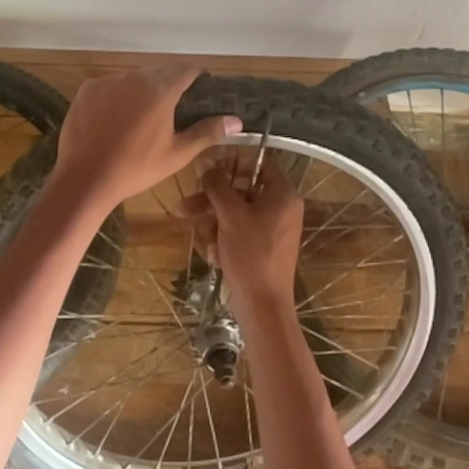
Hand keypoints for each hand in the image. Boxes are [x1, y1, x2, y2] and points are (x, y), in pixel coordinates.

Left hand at [48, 66, 240, 208]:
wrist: (85, 178)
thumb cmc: (137, 168)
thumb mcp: (177, 154)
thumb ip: (208, 132)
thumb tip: (237, 121)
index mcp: (161, 89)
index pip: (186, 69)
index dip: (196, 76)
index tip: (200, 89)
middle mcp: (135, 77)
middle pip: (159, 72)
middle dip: (169, 85)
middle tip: (172, 110)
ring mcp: (108, 81)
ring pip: (133, 78)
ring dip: (142, 90)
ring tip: (141, 118)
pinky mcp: (88, 89)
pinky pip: (110, 86)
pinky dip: (117, 96)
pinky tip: (115, 120)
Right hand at [186, 154, 303, 318]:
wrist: (263, 306)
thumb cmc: (251, 254)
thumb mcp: (230, 215)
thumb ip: (217, 185)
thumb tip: (206, 162)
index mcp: (282, 194)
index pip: (258, 164)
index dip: (232, 163)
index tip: (208, 169)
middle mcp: (281, 208)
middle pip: (241, 190)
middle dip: (211, 200)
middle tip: (186, 206)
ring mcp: (272, 229)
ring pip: (235, 212)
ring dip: (213, 223)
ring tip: (204, 240)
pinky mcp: (262, 248)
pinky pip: (239, 232)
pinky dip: (223, 239)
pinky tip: (214, 255)